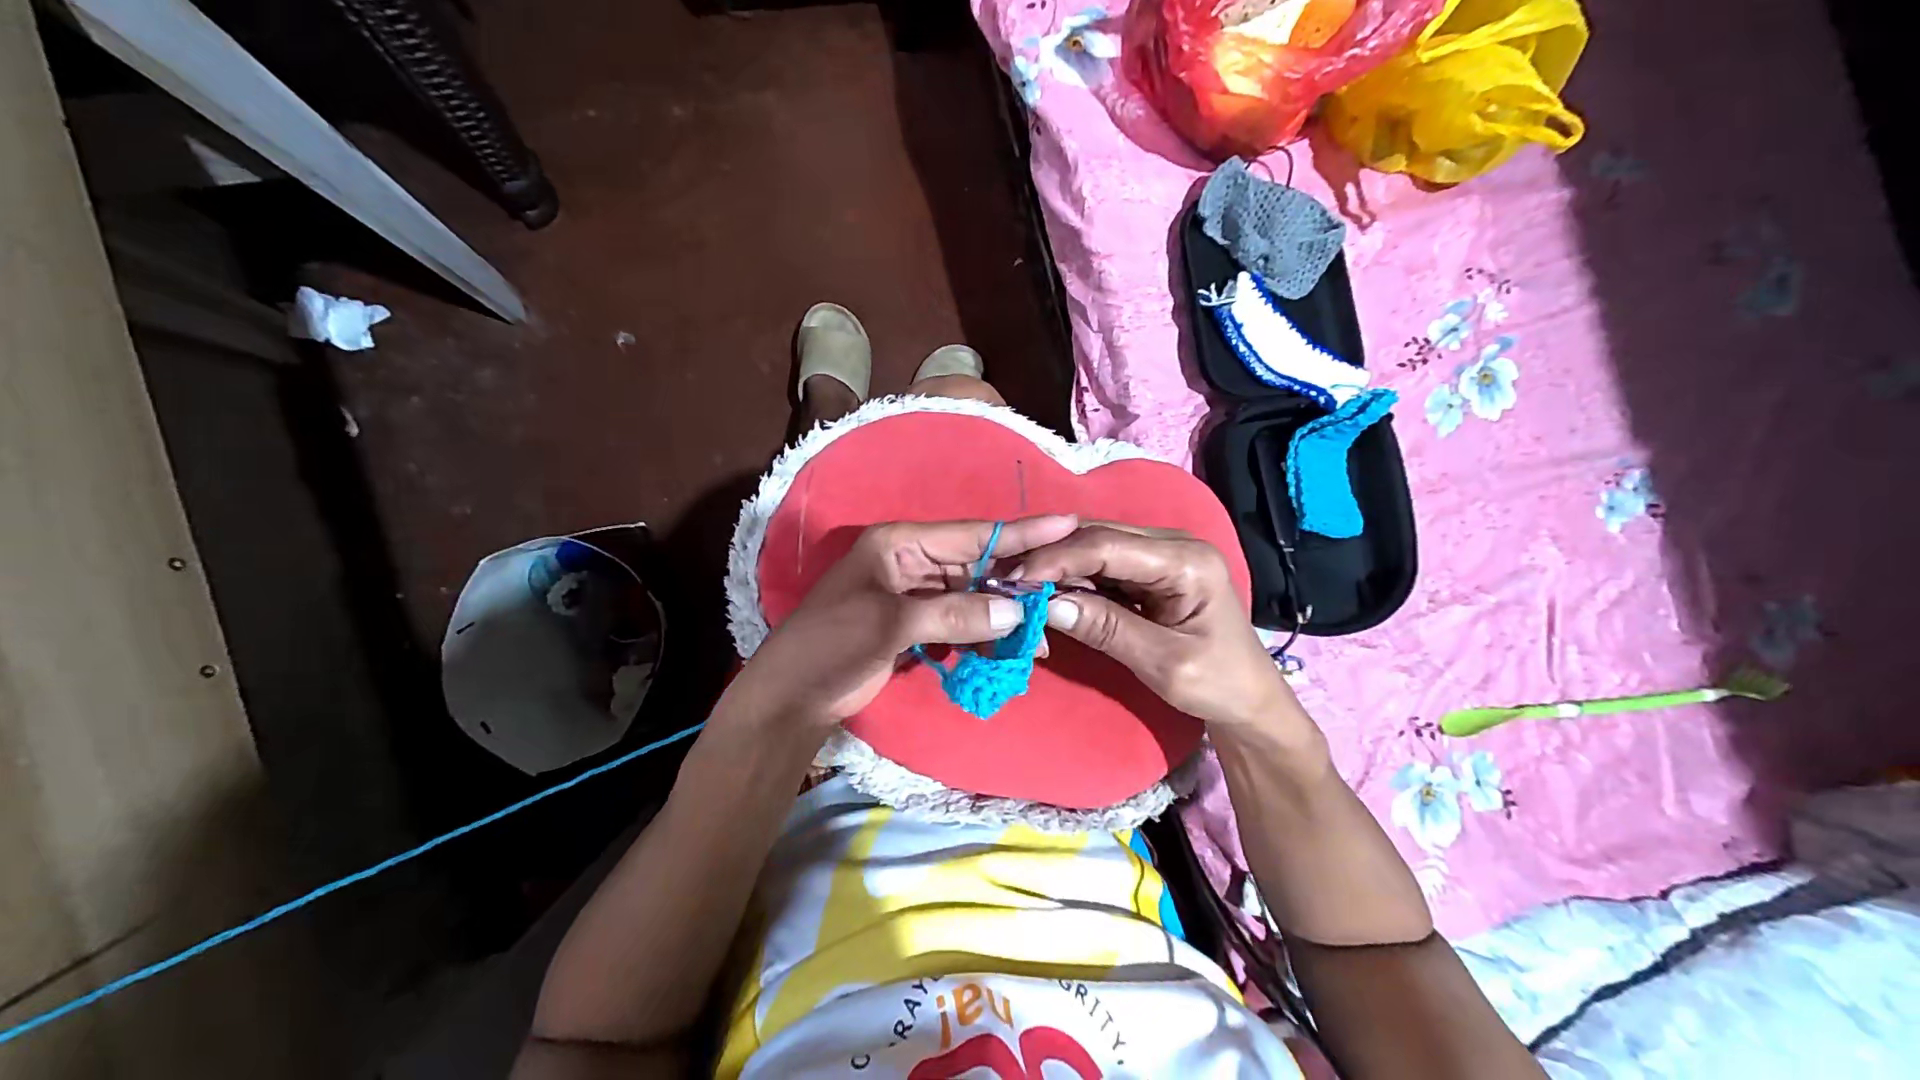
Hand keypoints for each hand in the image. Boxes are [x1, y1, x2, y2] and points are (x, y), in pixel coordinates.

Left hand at [728, 515, 1080, 732]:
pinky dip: (983, 637)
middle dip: (1017, 584)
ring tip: (1039, 641)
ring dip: (1004, 618)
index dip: (1020, 532)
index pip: (971, 534)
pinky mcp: (917, 626)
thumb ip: (954, 614)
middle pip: (978, 566)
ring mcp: (915, 596)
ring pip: (974, 598)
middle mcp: (912, 562)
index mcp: (900, 544)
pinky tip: (1010, 653)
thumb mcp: (890, 624)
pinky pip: (961, 624)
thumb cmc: (831, 645)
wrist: (791, 697)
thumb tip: (1016, 611)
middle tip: (1064, 593)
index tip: (1067, 523)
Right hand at [1012, 524, 1302, 736]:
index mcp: (1187, 561)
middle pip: (1098, 537)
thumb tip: (1047, 606)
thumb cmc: (1217, 684)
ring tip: (1019, 586)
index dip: (1058, 559)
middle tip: (1007, 580)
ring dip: (1058, 566)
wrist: (1248, 701)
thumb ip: (1108, 629)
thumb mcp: (1165, 663)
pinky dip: (1073, 578)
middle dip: (1051, 557)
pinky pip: (1102, 566)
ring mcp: (1161, 556)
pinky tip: (1048, 592)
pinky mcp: (1149, 573)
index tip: (1015, 580)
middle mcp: (1174, 545)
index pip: (1108, 546)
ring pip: (1095, 547)